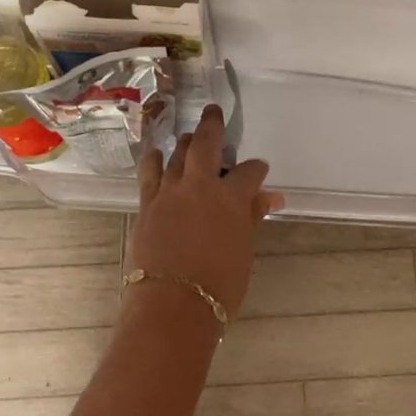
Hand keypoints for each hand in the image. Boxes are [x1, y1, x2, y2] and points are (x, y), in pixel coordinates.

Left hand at [130, 106, 282, 318]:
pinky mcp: (146, 205)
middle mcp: (199, 185)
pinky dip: (154, 160)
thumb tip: (268, 198)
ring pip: (176, 155)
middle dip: (212, 125)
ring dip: (184, 142)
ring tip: (188, 135)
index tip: (259, 170)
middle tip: (213, 110)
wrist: (173, 305)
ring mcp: (169, 192)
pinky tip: (156, 153)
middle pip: (205, 144)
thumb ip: (252, 218)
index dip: (256, 170)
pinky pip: (149, 173)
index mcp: (231, 197)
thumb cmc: (220, 286)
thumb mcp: (244, 251)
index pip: (249, 172)